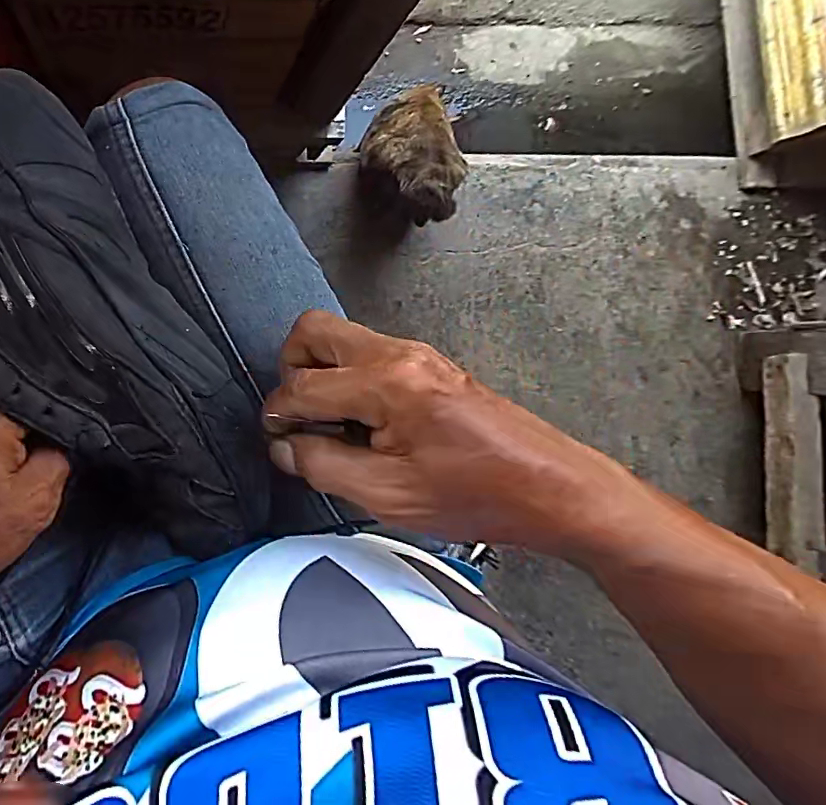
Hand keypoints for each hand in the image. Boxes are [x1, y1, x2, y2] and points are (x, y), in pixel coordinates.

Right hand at [264, 310, 651, 558]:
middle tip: (296, 414)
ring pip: (340, 338)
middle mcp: (399, 354)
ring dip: (320, 373)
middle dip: (291, 369)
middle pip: (313, 330)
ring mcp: (416, 355)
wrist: (550, 487)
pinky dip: (348, 379)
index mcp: (387, 383)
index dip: (278, 414)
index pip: (303, 385)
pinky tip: (362, 423)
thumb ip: (322, 465)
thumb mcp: (388, 495)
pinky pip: (367, 354)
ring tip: (331, 424)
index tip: (275, 436)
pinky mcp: (427, 365)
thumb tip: (285, 448)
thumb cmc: (481, 493)